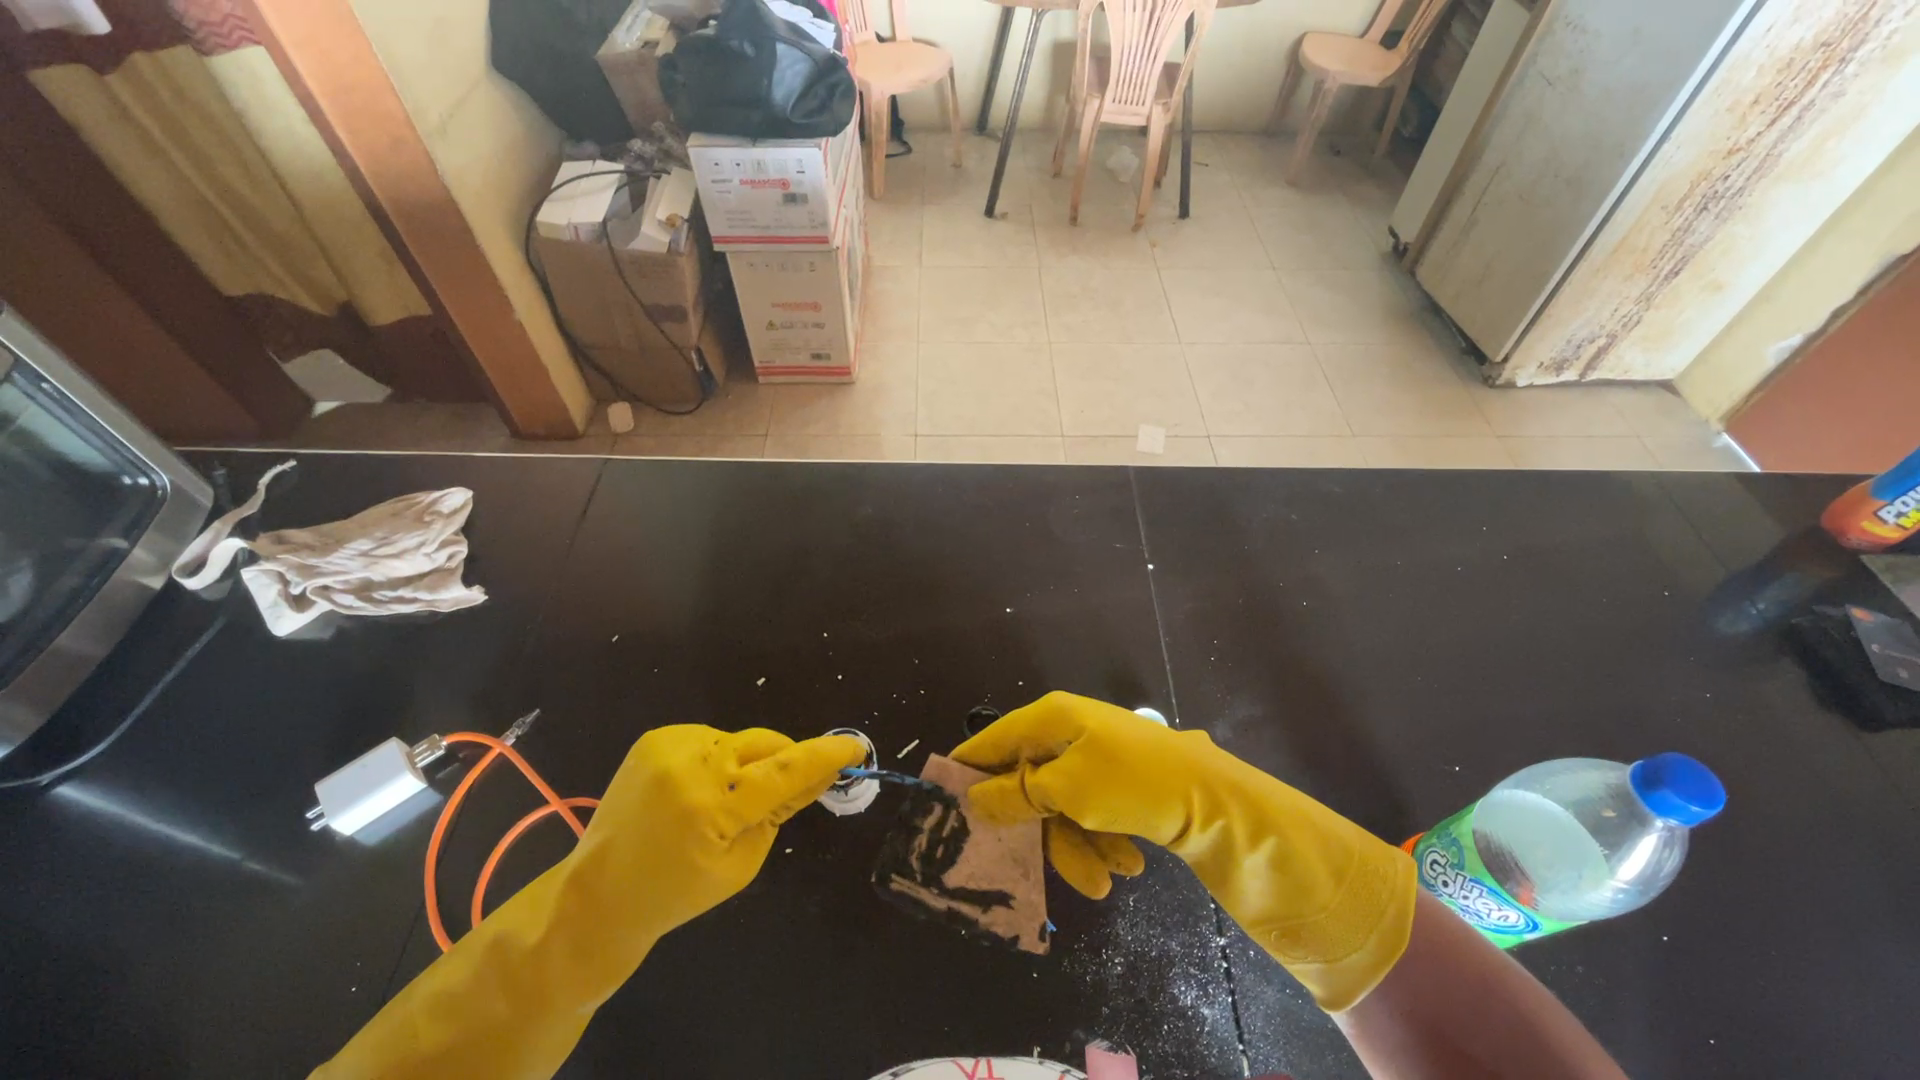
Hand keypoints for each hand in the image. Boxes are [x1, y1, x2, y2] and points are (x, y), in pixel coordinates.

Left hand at [577, 725, 867, 935]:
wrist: (601, 891)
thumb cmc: (679, 891)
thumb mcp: (743, 862)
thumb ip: (781, 811)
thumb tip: (819, 776)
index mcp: (716, 806)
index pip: (788, 769)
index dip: (826, 755)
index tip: (855, 746)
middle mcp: (693, 764)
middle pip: (767, 744)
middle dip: (786, 762)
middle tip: (791, 790)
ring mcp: (669, 745)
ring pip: (739, 741)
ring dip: (749, 762)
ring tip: (725, 801)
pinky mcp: (655, 738)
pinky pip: (709, 739)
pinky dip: (718, 759)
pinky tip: (699, 789)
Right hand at [952, 692, 1414, 1012]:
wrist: (1223, 805)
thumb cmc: (1136, 785)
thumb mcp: (1068, 791)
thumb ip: (1016, 795)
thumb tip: (973, 798)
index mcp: (1053, 718)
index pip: (992, 741)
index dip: (969, 774)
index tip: (948, 813)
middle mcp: (1071, 732)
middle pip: (1029, 785)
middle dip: (1042, 831)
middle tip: (1046, 867)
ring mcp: (1098, 759)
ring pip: (1061, 810)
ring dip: (1078, 848)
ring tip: (1105, 879)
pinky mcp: (1121, 785)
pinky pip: (1091, 816)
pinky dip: (1102, 844)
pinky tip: (1125, 866)